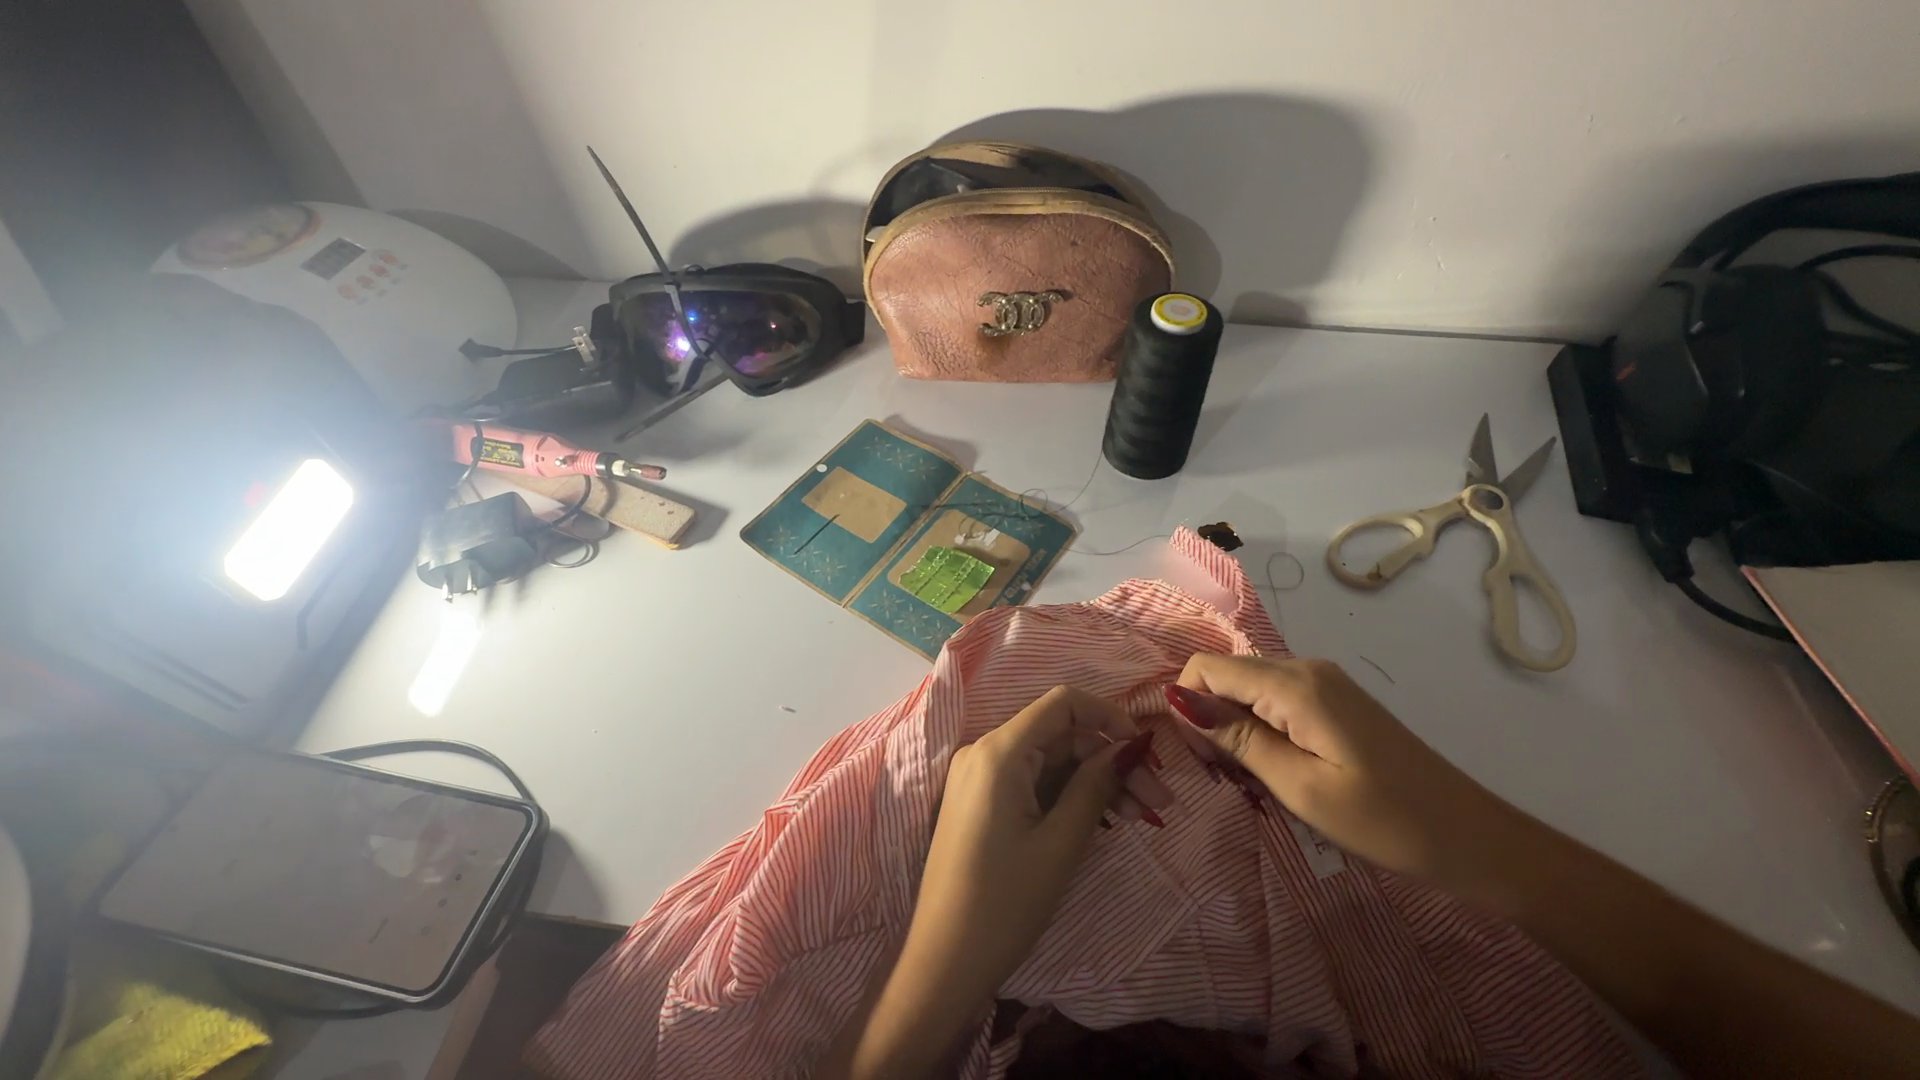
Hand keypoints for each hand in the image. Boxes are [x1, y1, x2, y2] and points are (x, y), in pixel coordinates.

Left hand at [827, 686, 1170, 1079]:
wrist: (944, 962)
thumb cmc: (1004, 903)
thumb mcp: (1060, 843)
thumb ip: (1094, 786)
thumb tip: (1127, 748)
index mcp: (999, 751)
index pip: (1062, 704)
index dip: (1109, 717)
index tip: (1146, 751)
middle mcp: (984, 752)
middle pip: (1060, 736)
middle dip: (1111, 761)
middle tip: (1158, 803)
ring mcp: (979, 778)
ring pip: (1050, 762)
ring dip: (1096, 782)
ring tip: (1141, 818)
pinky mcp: (981, 803)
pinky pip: (1032, 783)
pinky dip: (1069, 796)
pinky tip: (1105, 819)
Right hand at [1165, 655, 1530, 893]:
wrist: (1470, 835)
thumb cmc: (1383, 820)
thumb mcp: (1299, 787)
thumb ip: (1238, 738)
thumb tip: (1178, 700)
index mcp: (1295, 685)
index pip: (1207, 667)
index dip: (1187, 707)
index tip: (1203, 758)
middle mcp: (1305, 668)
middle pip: (1226, 674)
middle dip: (1208, 718)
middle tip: (1227, 776)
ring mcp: (1323, 681)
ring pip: (1247, 686)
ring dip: (1233, 726)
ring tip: (1253, 777)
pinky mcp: (1334, 699)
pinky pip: (1274, 697)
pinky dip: (1260, 726)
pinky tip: (1277, 765)